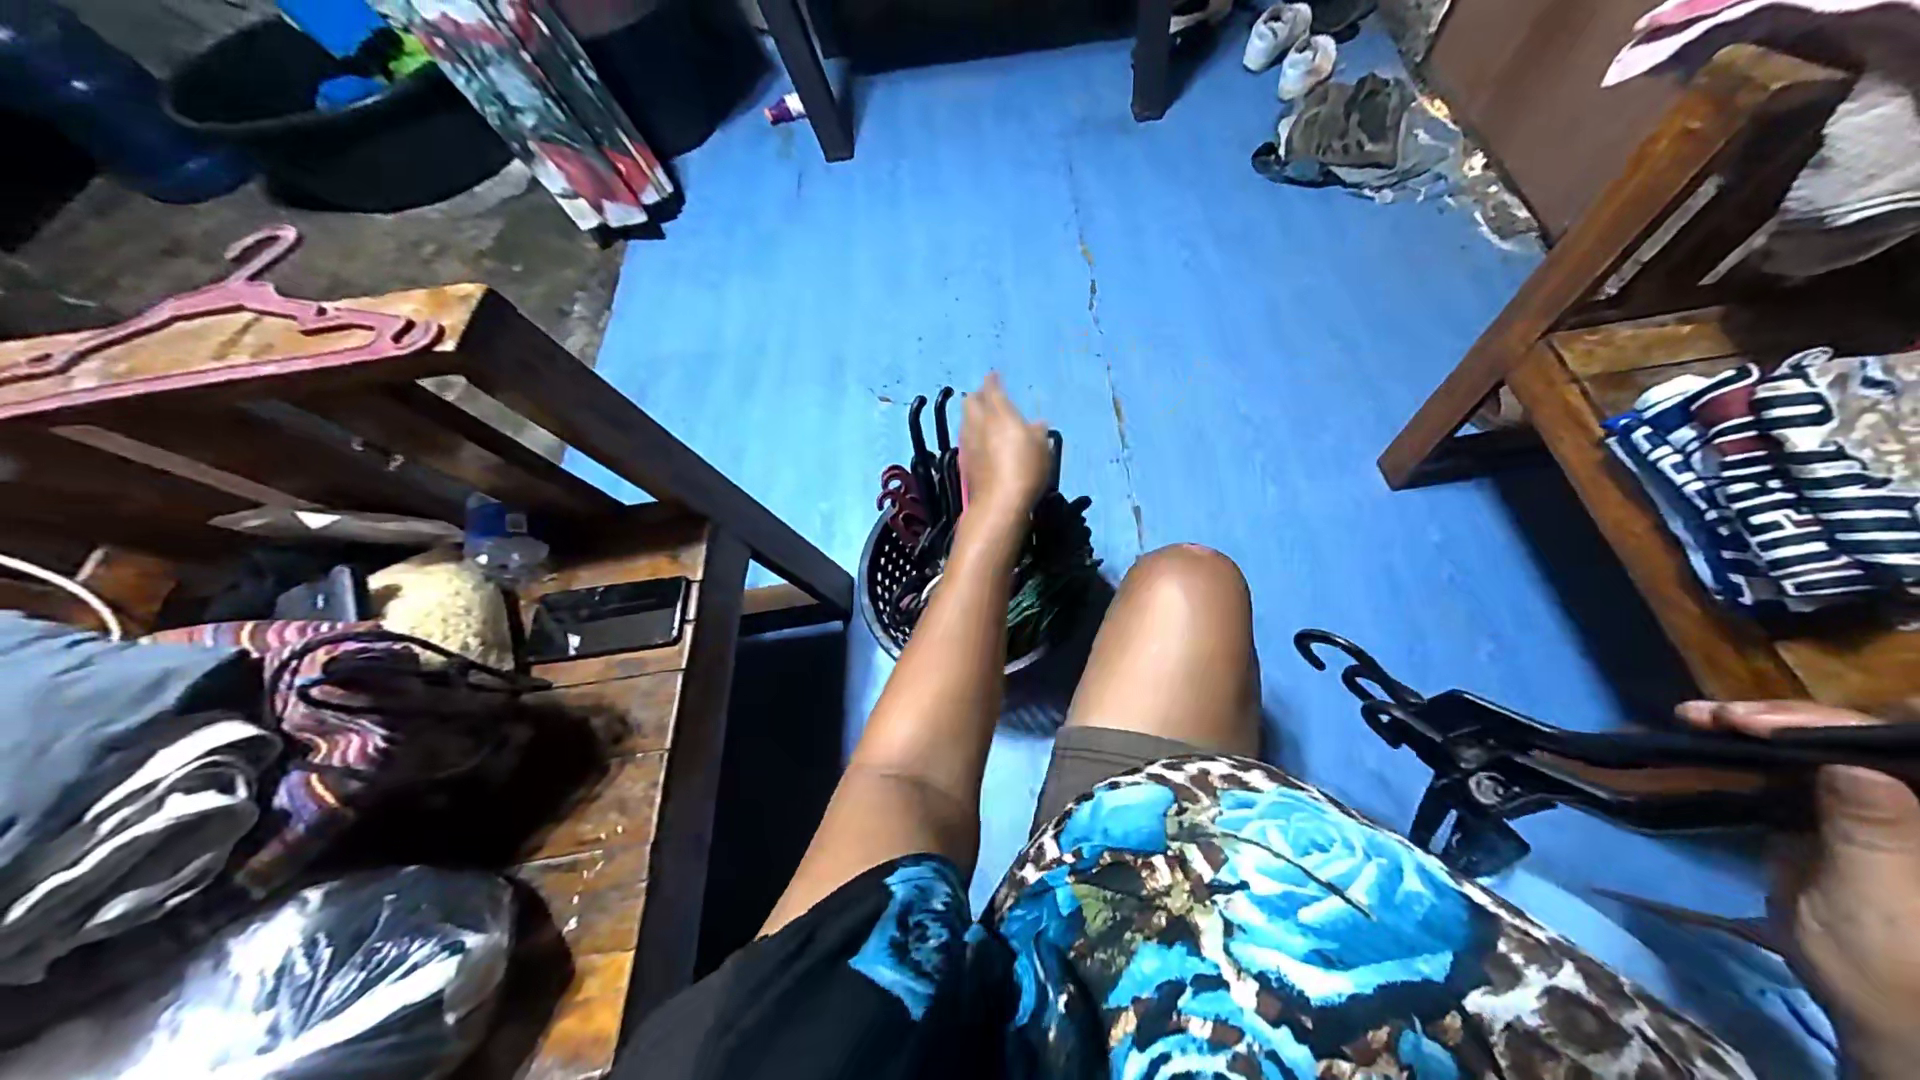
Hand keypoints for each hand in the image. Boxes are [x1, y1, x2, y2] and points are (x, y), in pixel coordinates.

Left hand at [957, 373, 1051, 531]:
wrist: (999, 502)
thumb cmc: (1026, 469)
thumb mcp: (1042, 449)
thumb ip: (1038, 432)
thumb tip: (1036, 424)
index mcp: (1000, 414)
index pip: (992, 390)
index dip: (992, 381)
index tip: (993, 375)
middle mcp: (979, 423)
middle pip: (971, 401)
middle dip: (977, 395)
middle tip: (986, 395)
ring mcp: (968, 441)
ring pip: (965, 418)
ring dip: (971, 413)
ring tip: (981, 415)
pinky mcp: (964, 459)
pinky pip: (965, 436)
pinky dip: (970, 431)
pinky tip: (977, 437)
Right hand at [1677, 699, 1919, 1077]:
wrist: (1885, 1019)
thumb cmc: (1894, 971)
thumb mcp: (1876, 904)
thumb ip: (1873, 836)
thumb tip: (1854, 767)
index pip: (1905, 746)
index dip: (1838, 727)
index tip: (1759, 725)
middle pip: (1865, 739)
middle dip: (1790, 720)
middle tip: (1717, 717)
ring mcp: (1886, 810)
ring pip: (1829, 744)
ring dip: (1765, 726)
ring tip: (1701, 718)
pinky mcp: (1846, 816)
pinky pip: (1803, 766)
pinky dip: (1754, 746)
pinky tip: (1712, 733)